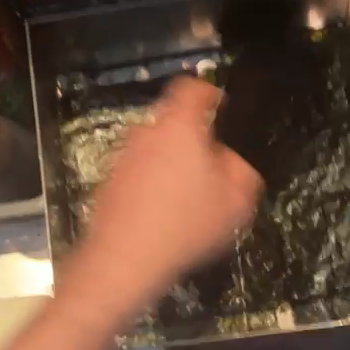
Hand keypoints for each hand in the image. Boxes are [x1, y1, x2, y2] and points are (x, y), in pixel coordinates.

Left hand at [63, 78, 262, 318]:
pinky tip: (161, 219)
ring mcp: (122, 159)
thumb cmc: (186, 225)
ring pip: (153, 152)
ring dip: (168, 167)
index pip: (193, 89)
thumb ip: (242, 173)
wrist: (125, 260)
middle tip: (208, 169)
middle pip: (172, 123)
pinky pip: (136, 178)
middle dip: (190, 141)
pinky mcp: (107, 186)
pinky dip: (149, 189)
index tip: (220, 105)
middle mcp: (146, 133)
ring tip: (185, 201)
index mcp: (180, 126)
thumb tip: (232, 164)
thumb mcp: (236, 204)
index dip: (209, 93)